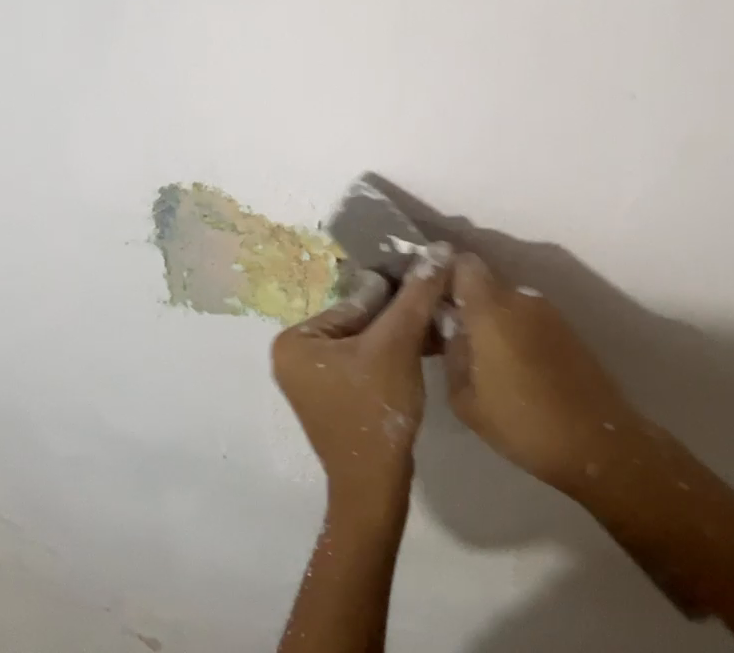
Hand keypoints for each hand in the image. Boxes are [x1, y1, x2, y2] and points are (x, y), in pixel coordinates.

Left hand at [272, 252, 452, 499]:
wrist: (375, 484)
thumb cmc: (375, 408)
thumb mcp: (397, 343)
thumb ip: (415, 294)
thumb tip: (438, 248)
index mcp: (294, 340)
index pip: (355, 301)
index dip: (397, 292)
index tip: (431, 280)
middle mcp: (295, 356)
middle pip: (361, 321)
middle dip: (400, 315)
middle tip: (439, 302)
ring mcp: (314, 379)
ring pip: (367, 342)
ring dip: (401, 334)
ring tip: (439, 323)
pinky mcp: (335, 397)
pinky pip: (366, 362)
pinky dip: (394, 356)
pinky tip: (427, 346)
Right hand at [442, 252, 655, 493]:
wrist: (597, 445)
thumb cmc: (522, 424)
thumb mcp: (465, 400)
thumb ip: (452, 354)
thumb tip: (452, 330)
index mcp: (491, 309)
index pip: (463, 264)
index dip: (444, 275)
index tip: (431, 299)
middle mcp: (521, 299)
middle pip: (484, 283)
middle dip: (466, 303)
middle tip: (452, 336)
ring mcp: (548, 312)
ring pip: (506, 302)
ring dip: (492, 320)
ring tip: (483, 358)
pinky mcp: (566, 329)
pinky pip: (527, 318)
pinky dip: (514, 332)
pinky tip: (512, 367)